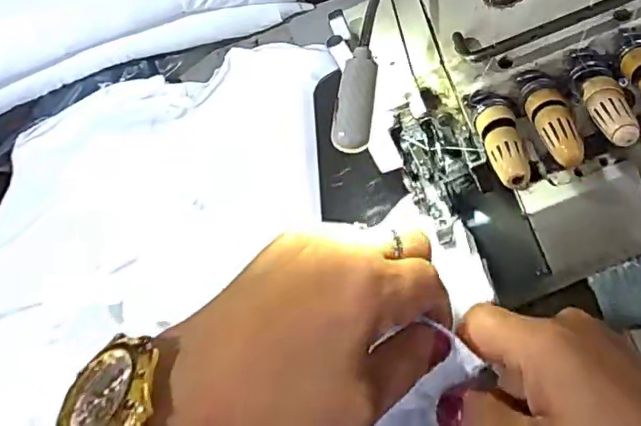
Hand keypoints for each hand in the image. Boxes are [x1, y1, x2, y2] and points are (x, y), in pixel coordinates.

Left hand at [155, 229, 451, 425]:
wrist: (199, 384)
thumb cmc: (279, 401)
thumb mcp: (360, 400)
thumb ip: (409, 360)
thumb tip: (433, 338)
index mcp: (364, 280)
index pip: (429, 274)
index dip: (440, 306)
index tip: (435, 332)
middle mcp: (336, 245)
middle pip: (400, 240)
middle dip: (413, 276)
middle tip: (404, 321)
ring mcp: (305, 239)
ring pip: (366, 238)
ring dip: (377, 270)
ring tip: (361, 321)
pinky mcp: (281, 243)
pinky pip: (331, 244)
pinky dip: (343, 267)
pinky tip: (328, 309)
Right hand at [450, 306, 640, 425]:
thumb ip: (484, 417)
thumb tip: (454, 398)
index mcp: (542, 335)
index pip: (473, 320)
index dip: (458, 357)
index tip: (460, 400)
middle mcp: (570, 323)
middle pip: (509, 340)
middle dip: (500, 383)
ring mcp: (607, 343)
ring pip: (545, 358)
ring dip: (535, 392)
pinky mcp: (636, 367)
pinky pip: (579, 369)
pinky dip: (569, 396)